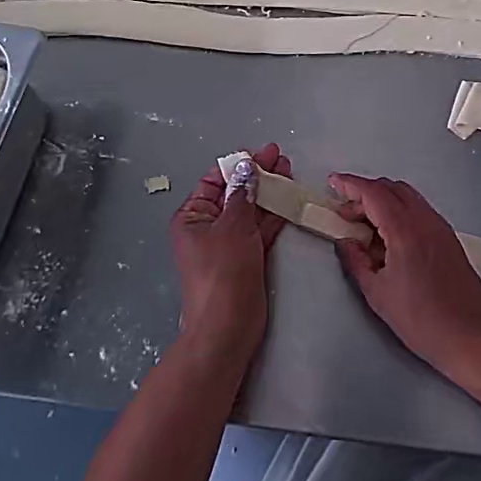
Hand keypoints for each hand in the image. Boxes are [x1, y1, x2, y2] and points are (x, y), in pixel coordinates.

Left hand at [172, 144, 289, 356]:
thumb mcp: (232, 226)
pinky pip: (261, 228)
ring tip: (289, 171)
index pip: (214, 181)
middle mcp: (208, 227)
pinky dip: (274, 213)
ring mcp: (228, 243)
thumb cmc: (222, 273)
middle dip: (257, 175)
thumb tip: (247, 167)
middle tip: (281, 157)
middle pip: (234, 192)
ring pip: (250, 209)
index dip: (238, 164)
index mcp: (192, 217)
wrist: (227, 327)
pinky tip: (288, 198)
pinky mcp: (247, 256)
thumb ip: (243, 194)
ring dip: (269, 191)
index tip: (261, 152)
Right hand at [330, 173, 480, 375]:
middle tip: (345, 213)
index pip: (373, 193)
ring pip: (406, 197)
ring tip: (364, 227)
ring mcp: (439, 226)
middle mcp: (424, 220)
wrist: (471, 334)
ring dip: (383, 201)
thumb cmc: (423, 319)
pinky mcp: (447, 236)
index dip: (349, 185)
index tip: (333, 183)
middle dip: (364, 194)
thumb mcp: (378, 293)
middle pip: (390, 188)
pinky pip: (418, 210)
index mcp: (405, 229)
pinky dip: (399, 211)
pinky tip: (388, 238)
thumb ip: (356, 262)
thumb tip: (345, 243)